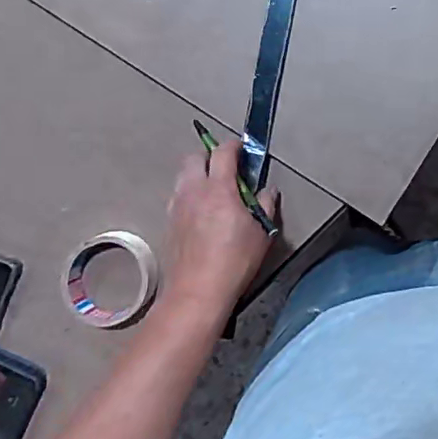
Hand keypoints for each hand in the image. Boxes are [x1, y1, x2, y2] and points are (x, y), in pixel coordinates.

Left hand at [158, 140, 278, 325]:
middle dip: (210, 156)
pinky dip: (190, 194)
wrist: (196, 292)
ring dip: (197, 174)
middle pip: (194, 157)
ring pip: (183, 176)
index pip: (223, 152)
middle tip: (226, 168)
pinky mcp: (169, 221)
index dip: (233, 146)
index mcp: (218, 188)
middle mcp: (193, 191)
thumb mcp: (261, 233)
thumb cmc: (233, 262)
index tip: (242, 149)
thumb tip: (268, 191)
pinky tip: (201, 212)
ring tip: (214, 190)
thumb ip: (266, 205)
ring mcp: (177, 205)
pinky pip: (178, 195)